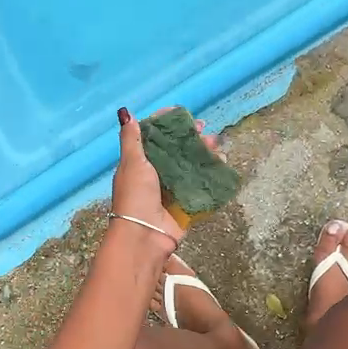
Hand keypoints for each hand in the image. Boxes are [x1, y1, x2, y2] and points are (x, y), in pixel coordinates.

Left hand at [108, 107, 206, 256]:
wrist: (145, 236)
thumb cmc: (136, 195)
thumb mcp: (132, 162)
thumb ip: (132, 139)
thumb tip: (125, 113)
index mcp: (139, 162)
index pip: (153, 136)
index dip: (166, 123)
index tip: (181, 113)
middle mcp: (155, 174)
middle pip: (175, 149)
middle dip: (190, 138)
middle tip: (204, 130)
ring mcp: (171, 190)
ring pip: (190, 165)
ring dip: (203, 153)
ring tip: (216, 146)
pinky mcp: (185, 204)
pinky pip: (200, 185)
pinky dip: (211, 174)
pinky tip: (222, 165)